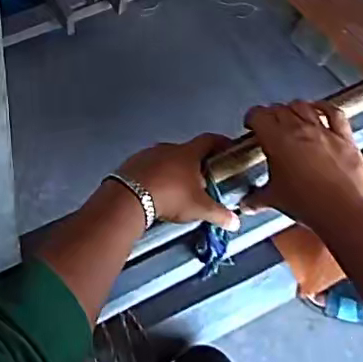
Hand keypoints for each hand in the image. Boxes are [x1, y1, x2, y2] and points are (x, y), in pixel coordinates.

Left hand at [116, 133, 239, 231]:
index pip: (209, 140)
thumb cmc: (169, 195)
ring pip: (167, 159)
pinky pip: (149, 167)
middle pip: (187, 151)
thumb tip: (233, 221)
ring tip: (180, 188)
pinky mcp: (132, 163)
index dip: (221, 142)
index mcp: (187, 152)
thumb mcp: (200, 207)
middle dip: (197, 164)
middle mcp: (167, 148)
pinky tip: (158, 190)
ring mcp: (147, 153)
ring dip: (174, 170)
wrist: (129, 196)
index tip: (228, 147)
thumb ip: (220, 214)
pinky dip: (157, 176)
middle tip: (204, 179)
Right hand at [240, 101, 362, 231]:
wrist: (343, 212)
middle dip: (271, 114)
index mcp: (276, 139)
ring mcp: (323, 131)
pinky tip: (320, 108)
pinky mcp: (344, 138)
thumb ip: (256, 197)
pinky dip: (325, 107)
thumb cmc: (306, 203)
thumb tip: (246, 204)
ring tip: (290, 116)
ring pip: (303, 106)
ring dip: (293, 108)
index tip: (251, 125)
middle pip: (279, 109)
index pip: (258, 115)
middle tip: (269, 124)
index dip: (252, 118)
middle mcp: (298, 129)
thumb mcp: (274, 199)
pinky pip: (335, 113)